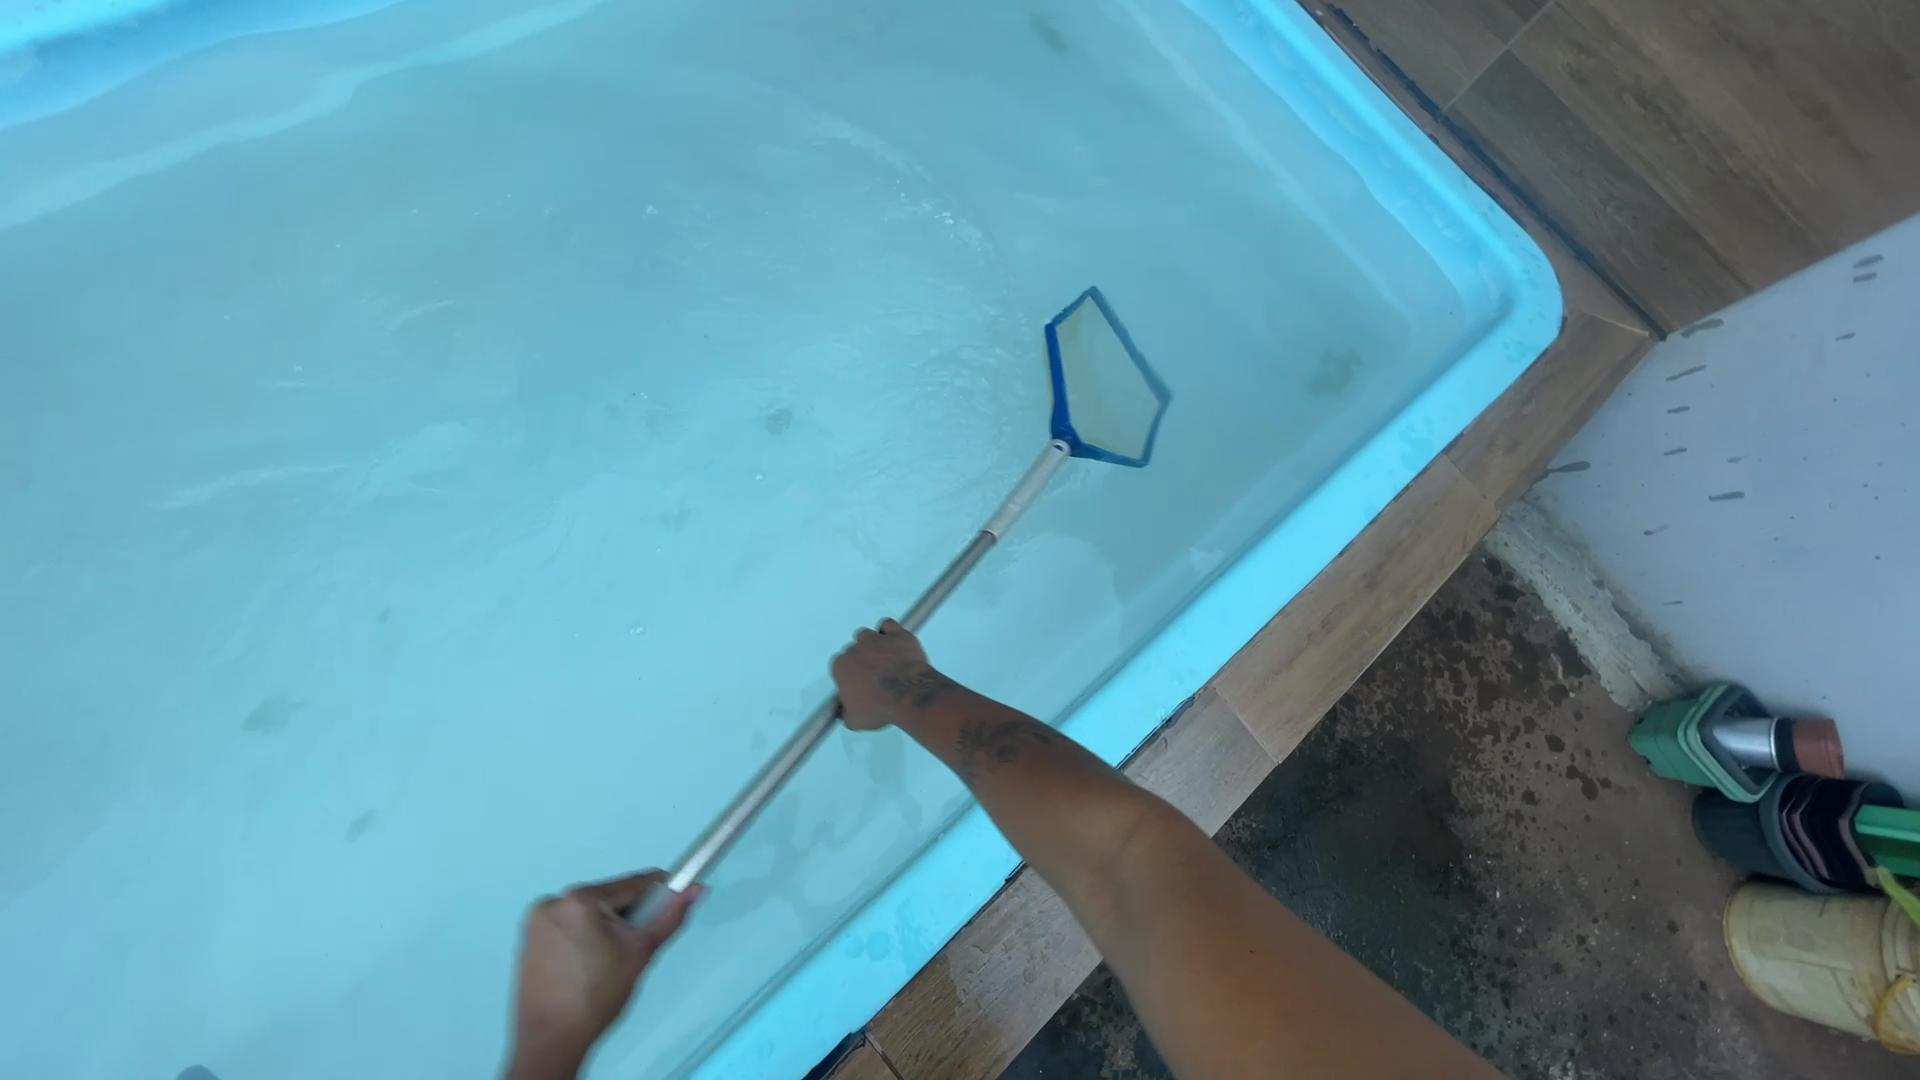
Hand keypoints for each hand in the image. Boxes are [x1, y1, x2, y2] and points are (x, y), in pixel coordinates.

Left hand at [505, 870, 701, 1079]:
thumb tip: (697, 888)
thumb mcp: (642, 951)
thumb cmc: (598, 994)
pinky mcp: (527, 941)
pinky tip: (590, 965)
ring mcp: (536, 922)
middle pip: (609, 898)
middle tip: (635, 947)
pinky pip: (569, 927)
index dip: (657, 894)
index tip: (670, 907)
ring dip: (606, 927)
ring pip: (589, 913)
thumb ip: (671, 915)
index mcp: (580, 898)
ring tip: (610, 961)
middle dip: (627, 917)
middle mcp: (553, 902)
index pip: (633, 884)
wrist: (550, 1043)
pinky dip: (584, 937)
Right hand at [831, 618, 958, 731]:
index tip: (860, 685)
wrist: (910, 696)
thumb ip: (845, 712)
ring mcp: (877, 638)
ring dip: (873, 644)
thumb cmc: (880, 708)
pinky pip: (888, 625)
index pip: (841, 667)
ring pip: (868, 635)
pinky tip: (894, 642)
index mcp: (842, 666)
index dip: (851, 676)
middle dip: (863, 661)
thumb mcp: (855, 720)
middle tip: (875, 676)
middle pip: (855, 650)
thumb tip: (844, 710)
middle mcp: (856, 648)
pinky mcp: (897, 634)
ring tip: (885, 658)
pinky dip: (889, 631)